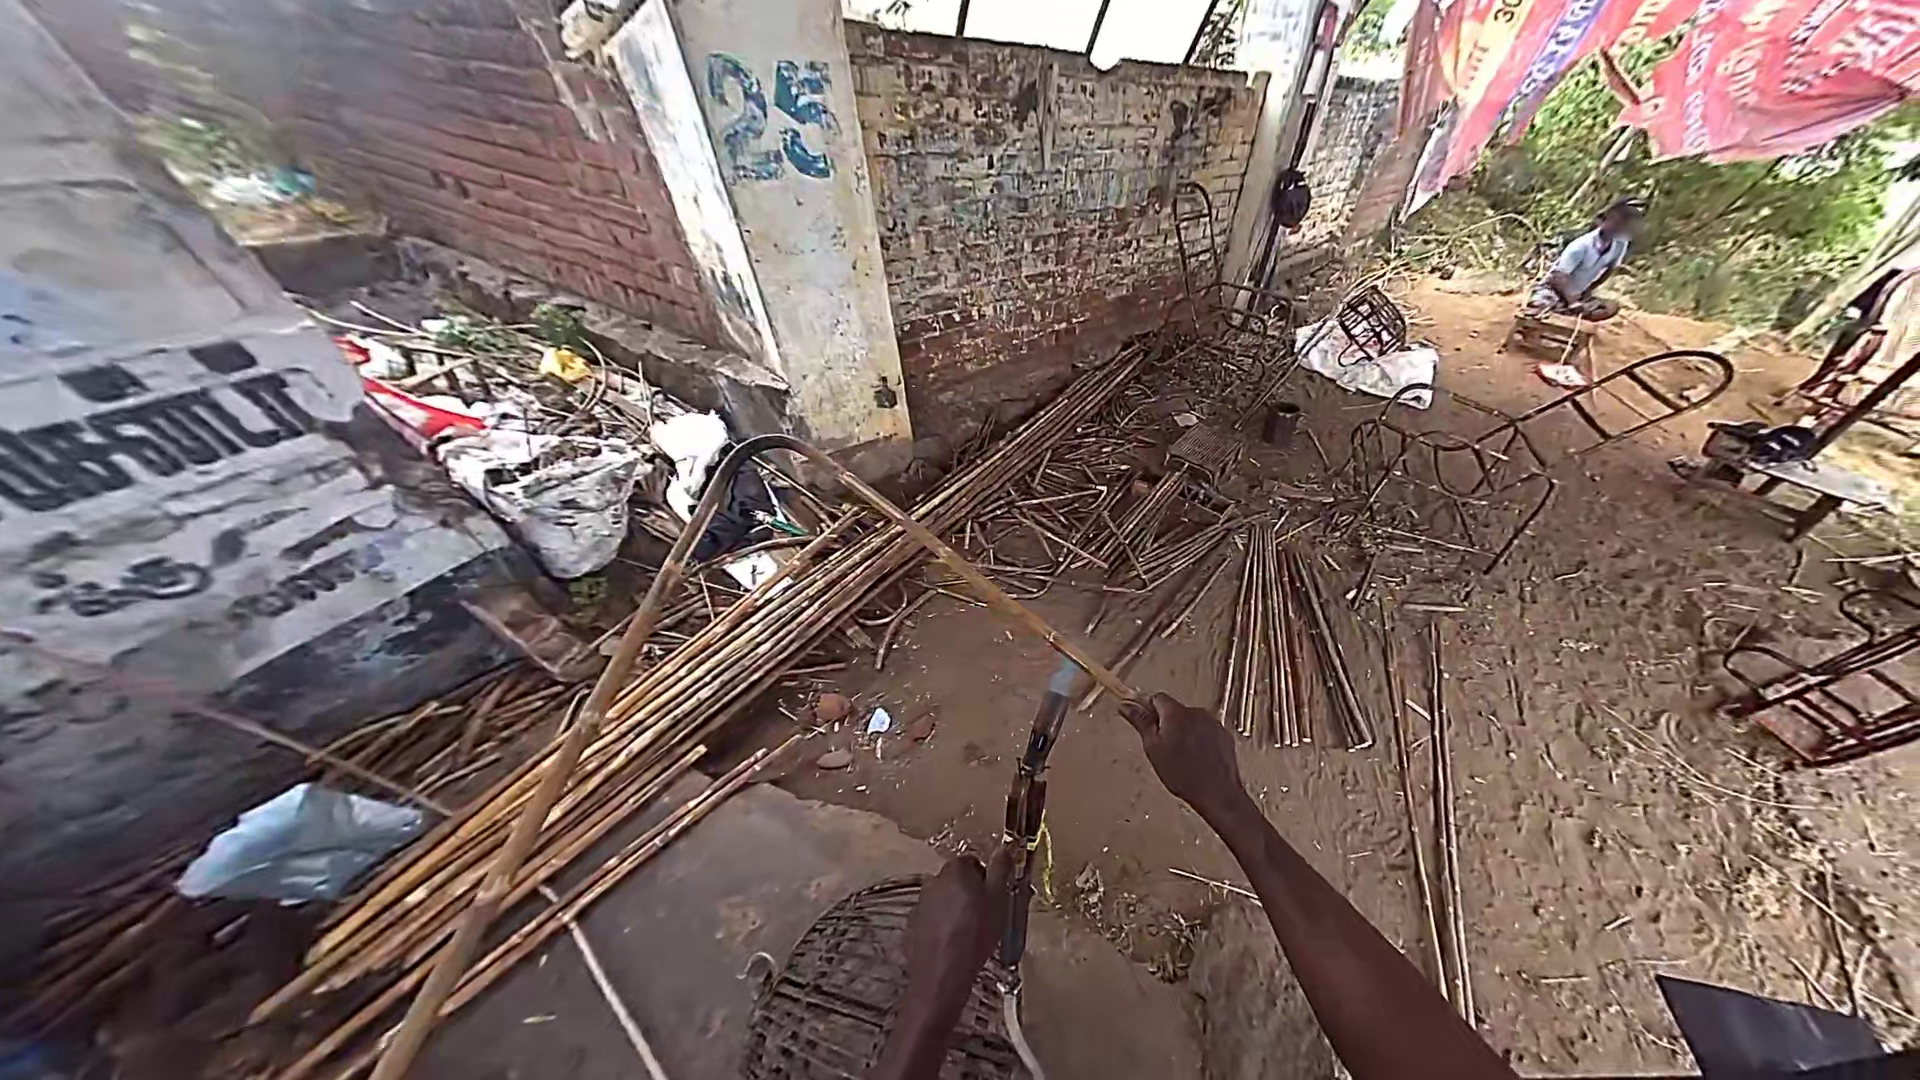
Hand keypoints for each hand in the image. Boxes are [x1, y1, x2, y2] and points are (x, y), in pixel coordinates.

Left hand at [902, 850, 1011, 1008]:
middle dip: (970, 894)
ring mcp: (920, 903)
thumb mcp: (998, 899)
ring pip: (944, 900)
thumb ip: (1001, 870)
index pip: (973, 863)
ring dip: (955, 910)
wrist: (942, 975)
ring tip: (968, 934)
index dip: (986, 879)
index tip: (993, 898)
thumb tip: (1004, 849)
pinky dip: (941, 927)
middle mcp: (934, 880)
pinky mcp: (912, 926)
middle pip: (957, 880)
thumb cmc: (975, 933)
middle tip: (984, 917)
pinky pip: (932, 920)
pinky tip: (951, 945)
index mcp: (955, 869)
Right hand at [1120, 693, 1249, 821]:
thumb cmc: (1182, 772)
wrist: (1217, 793)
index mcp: (1175, 712)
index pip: (1157, 698)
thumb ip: (1140, 721)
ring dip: (1184, 731)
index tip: (1146, 725)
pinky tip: (1197, 759)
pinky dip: (1200, 740)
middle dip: (1167, 723)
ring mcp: (1212, 724)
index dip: (1149, 710)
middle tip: (1162, 746)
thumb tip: (1126, 704)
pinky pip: (1206, 731)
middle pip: (1174, 709)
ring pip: (1191, 721)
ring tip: (1181, 756)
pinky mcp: (1224, 736)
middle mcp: (1195, 712)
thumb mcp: (1153, 747)